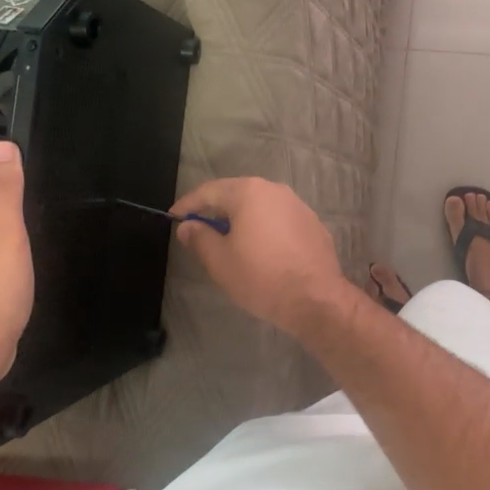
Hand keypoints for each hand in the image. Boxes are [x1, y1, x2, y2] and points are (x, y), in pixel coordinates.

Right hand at [170, 177, 352, 334]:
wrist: (315, 299)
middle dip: (216, 210)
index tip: (174, 216)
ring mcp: (298, 205)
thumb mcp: (220, 261)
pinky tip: (260, 249)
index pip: (209, 191)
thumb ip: (200, 238)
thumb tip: (188, 226)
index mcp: (249, 193)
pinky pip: (279, 219)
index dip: (188, 204)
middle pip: (237, 194)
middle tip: (199, 228)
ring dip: (241, 219)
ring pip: (260, 207)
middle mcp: (275, 190)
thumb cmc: (261, 277)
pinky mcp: (313, 224)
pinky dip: (264, 228)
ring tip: (228, 240)